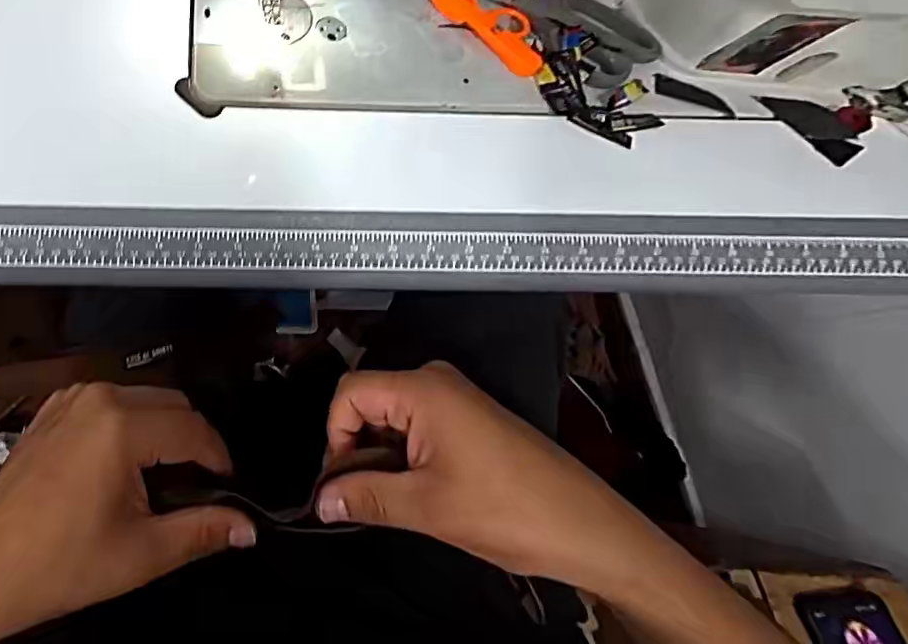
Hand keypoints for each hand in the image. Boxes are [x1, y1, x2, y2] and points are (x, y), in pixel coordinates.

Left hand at [0, 384, 255, 643]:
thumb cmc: (49, 563)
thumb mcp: (139, 554)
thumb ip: (201, 531)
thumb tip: (242, 526)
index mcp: (120, 428)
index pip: (194, 429)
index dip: (219, 457)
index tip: (226, 481)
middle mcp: (97, 400)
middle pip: (173, 403)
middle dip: (192, 440)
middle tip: (198, 482)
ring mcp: (73, 399)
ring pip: (143, 397)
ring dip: (161, 428)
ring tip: (158, 477)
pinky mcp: (56, 406)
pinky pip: (110, 399)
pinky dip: (127, 421)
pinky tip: (121, 462)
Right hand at [316, 361, 661, 593]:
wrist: (586, 526)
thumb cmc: (508, 510)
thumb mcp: (426, 507)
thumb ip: (365, 497)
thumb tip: (321, 500)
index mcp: (421, 388)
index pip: (349, 392)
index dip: (336, 436)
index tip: (341, 483)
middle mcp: (434, 380)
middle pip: (369, 401)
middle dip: (359, 448)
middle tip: (364, 498)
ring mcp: (454, 396)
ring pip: (392, 416)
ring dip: (383, 455)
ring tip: (397, 500)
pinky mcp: (467, 415)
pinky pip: (416, 422)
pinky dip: (406, 454)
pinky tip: (420, 489)